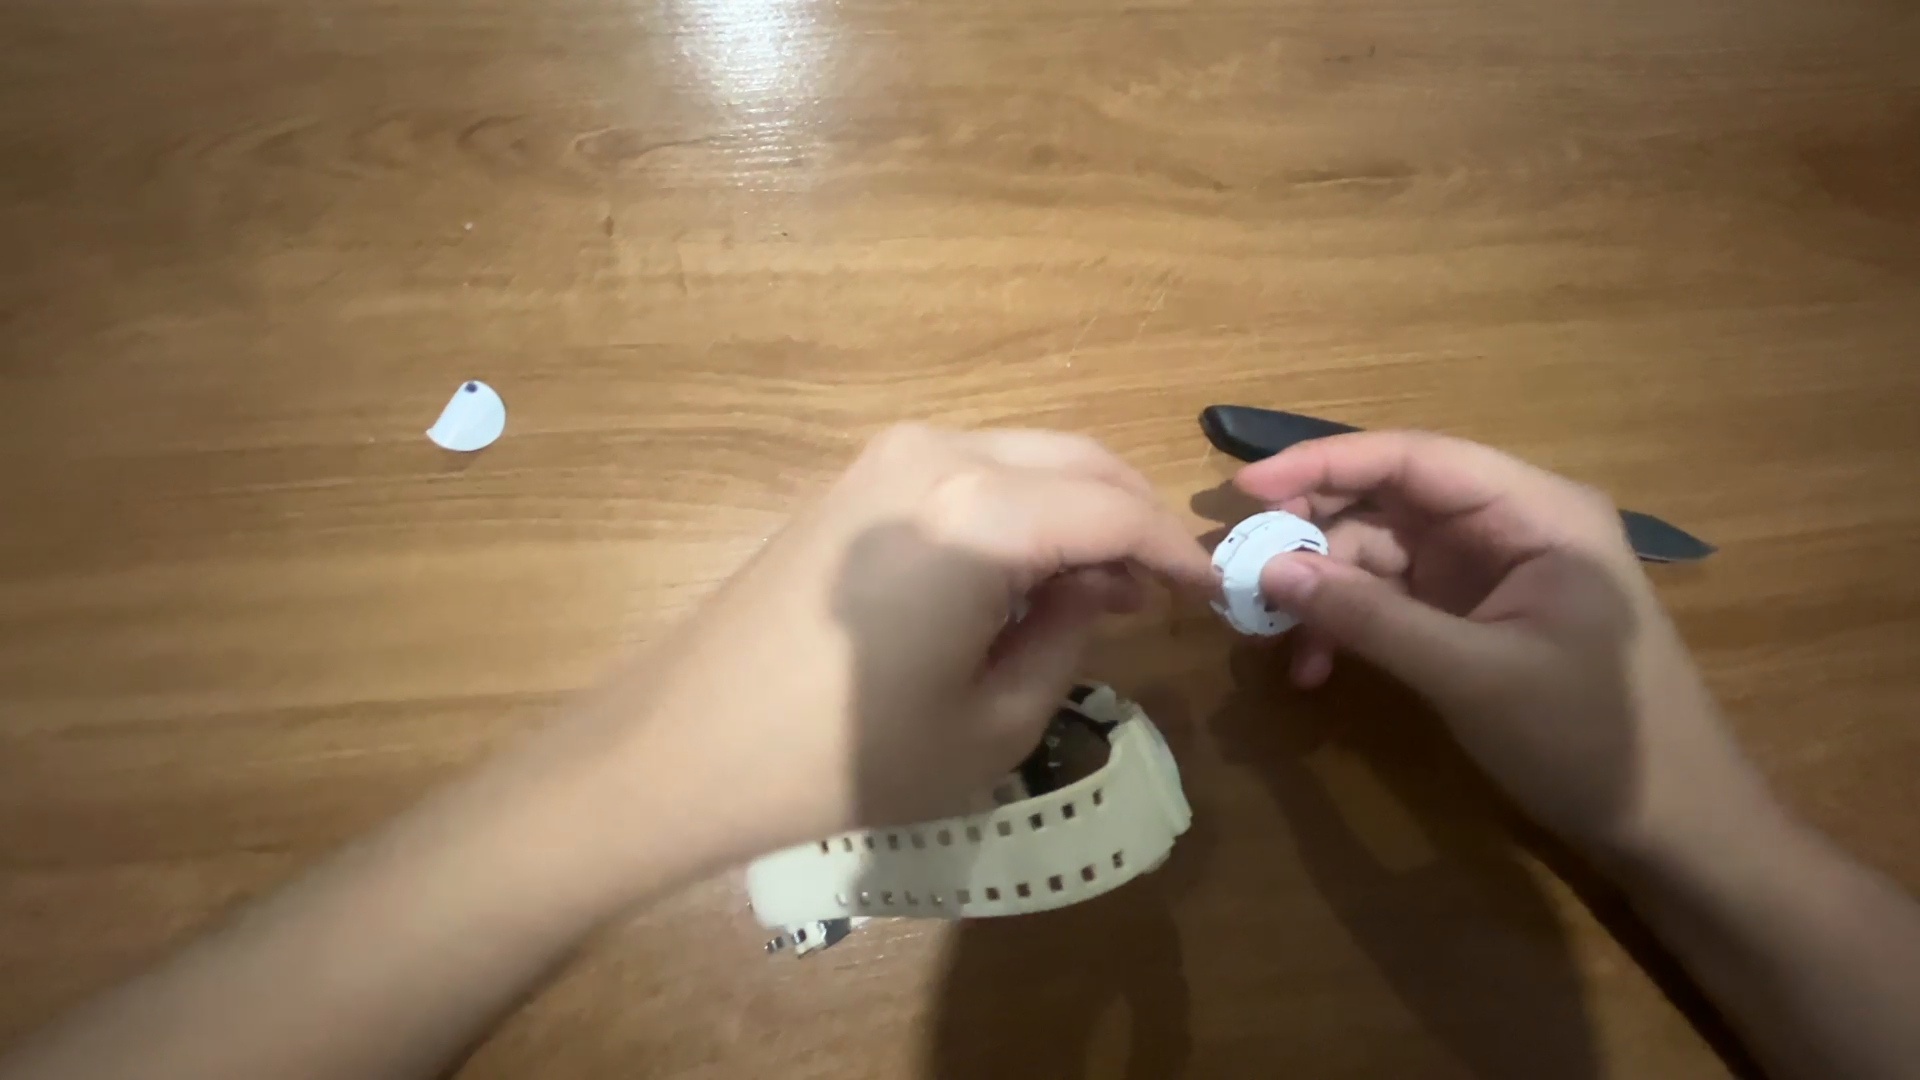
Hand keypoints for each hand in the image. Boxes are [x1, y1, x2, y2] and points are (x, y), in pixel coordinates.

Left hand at [618, 424, 1212, 858]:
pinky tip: (1025, 565)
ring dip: (1077, 509)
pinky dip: (1020, 507)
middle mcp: (937, 454)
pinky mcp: (857, 479)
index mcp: (980, 513)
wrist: (685, 745)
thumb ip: (1068, 634)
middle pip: (1077, 462)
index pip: (1114, 511)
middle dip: (1132, 518)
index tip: (1212, 593)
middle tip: (1160, 589)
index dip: (1174, 552)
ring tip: (1098, 586)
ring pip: (1026, 458)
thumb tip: (1100, 585)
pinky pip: (971, 472)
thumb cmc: (846, 756)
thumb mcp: (994, 721)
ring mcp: (887, 456)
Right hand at [1235, 431, 1771, 858]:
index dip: (1323, 463)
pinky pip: (1377, 597)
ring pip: (1368, 552)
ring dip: (1316, 592)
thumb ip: (1367, 617)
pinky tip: (1310, 667)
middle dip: (1309, 534)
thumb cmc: (1592, 739)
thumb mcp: (1470, 674)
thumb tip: (1267, 571)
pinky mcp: (1456, 610)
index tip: (1246, 488)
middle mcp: (1500, 525)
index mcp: (1532, 511)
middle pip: (1381, 501)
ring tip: (1270, 637)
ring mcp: (1475, 569)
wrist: (1669, 828)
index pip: (1412, 457)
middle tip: (1245, 568)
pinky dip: (1338, 624)